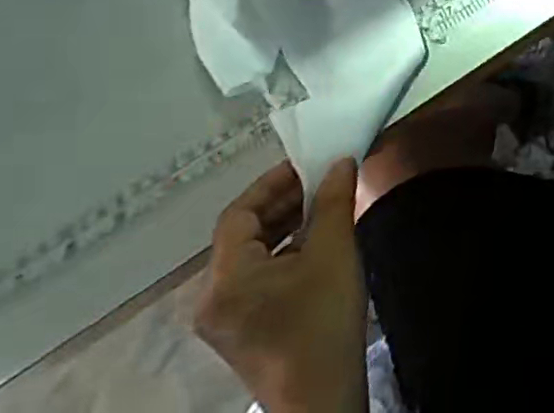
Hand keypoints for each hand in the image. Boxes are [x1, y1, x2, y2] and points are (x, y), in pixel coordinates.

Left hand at [195, 159, 368, 412]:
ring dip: (286, 225)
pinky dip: (285, 250)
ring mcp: (225, 317)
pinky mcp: (243, 328)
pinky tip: (318, 241)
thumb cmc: (322, 318)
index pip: (236, 215)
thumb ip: (333, 202)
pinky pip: (258, 275)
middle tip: (323, 179)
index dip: (272, 184)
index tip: (308, 164)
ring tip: (326, 204)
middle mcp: (213, 297)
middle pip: (241, 234)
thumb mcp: (334, 251)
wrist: (322, 394)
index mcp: (225, 279)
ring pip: (252, 255)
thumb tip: (340, 163)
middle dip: (283, 202)